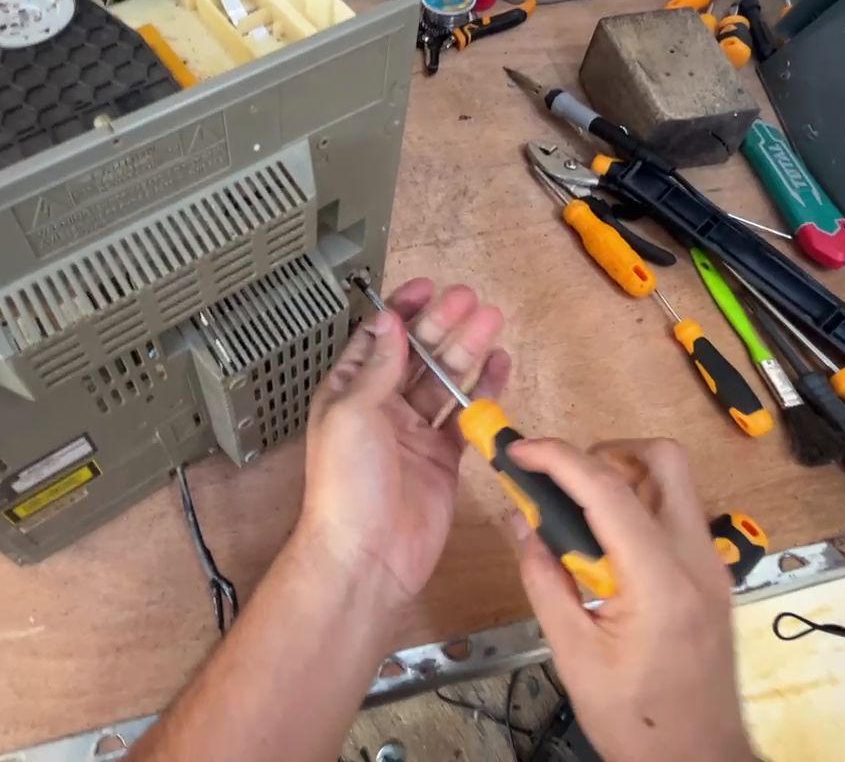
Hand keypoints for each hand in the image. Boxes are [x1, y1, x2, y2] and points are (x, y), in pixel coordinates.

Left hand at [293, 278, 509, 611]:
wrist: (366, 556)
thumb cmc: (346, 482)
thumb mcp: (353, 412)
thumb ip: (378, 366)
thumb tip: (389, 321)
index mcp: (349, 391)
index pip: (378, 339)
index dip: (402, 311)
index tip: (427, 288)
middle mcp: (381, 406)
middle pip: (417, 355)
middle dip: (442, 325)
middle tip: (469, 299)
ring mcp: (414, 431)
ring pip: (444, 381)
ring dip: (466, 350)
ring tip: (491, 320)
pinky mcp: (443, 457)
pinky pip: (464, 416)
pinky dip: (481, 391)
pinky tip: (498, 366)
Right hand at [509, 438, 753, 761]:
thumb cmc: (636, 721)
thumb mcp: (573, 655)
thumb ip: (543, 579)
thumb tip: (518, 520)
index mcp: (660, 581)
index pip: (609, 490)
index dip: (557, 458)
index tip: (518, 451)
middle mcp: (696, 558)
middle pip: (663, 459)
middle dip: (606, 450)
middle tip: (564, 479)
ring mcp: (710, 563)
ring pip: (672, 478)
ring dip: (622, 473)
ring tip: (578, 508)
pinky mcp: (710, 572)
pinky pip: (673, 509)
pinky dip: (635, 501)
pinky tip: (604, 540)